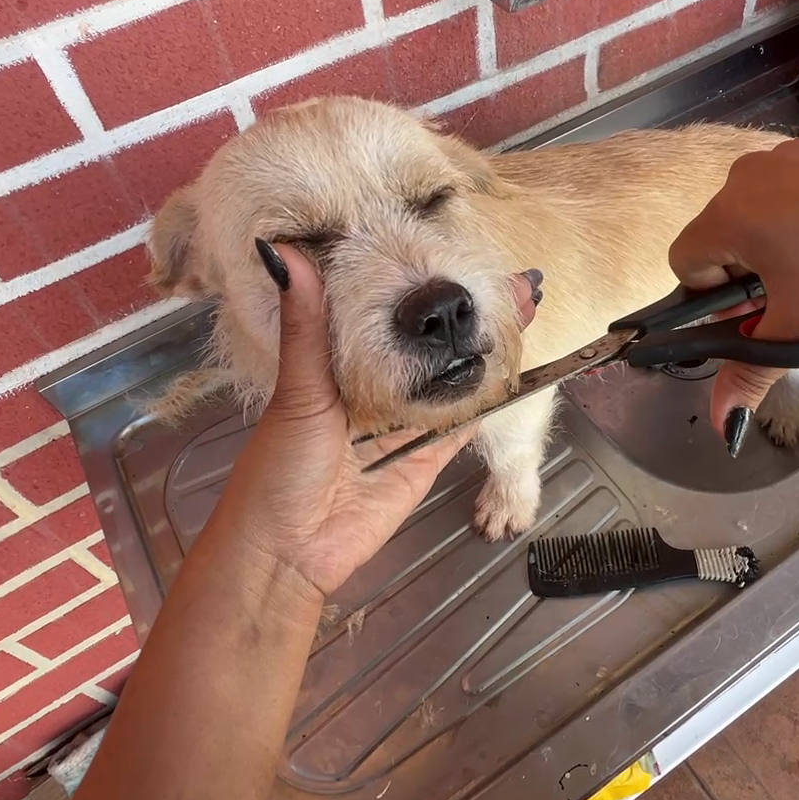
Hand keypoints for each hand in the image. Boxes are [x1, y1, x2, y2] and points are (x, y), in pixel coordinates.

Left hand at [209, 242, 540, 598]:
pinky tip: (510, 372)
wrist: (291, 551)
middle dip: (460, 321)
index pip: (382, 321)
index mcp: (334, 371)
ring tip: (519, 315)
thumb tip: (279, 248)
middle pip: (424, 350)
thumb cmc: (283, 465)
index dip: (414, 292)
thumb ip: (307, 326)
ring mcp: (401, 428)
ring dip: (477, 354)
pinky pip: (457, 427)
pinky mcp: (424, 460)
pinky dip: (481, 403)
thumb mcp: (297, 390)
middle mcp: (372, 394)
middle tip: (509, 284)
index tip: (449, 255)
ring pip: (446, 382)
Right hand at [669, 131, 798, 440]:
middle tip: (798, 298)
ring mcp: (796, 150)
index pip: (684, 262)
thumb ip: (752, 373)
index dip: (712, 298)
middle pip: (724, 235)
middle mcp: (750, 174)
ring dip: (781, 243)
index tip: (757, 313)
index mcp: (728, 213)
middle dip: (749, 272)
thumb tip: (720, 425)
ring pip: (764, 210)